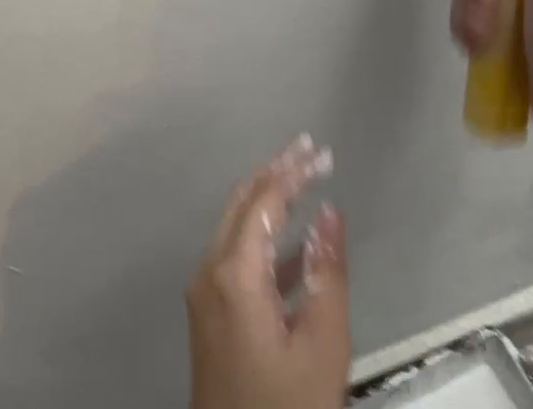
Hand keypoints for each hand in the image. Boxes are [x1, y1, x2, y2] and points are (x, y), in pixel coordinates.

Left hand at [187, 136, 349, 408]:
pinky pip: (234, 255)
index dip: (294, 171)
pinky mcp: (209, 313)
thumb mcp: (323, 341)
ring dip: (268, 199)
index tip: (324, 152)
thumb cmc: (288, 401)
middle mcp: (209, 272)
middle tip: (310, 149)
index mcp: (234, 274)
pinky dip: (262, 236)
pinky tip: (294, 241)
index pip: (264, 201)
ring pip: (234, 226)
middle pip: (241, 203)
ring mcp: (204, 294)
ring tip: (305, 177)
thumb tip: (329, 212)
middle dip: (275, 171)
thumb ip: (326, 270)